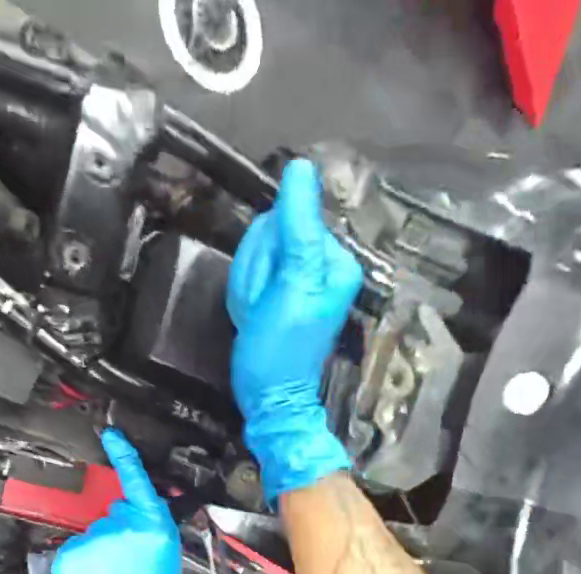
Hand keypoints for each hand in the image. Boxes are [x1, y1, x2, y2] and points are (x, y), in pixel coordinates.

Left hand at [31, 429, 182, 573]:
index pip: (139, 483)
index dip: (125, 456)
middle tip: (126, 569)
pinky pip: (74, 548)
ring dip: (98, 550)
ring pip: (94, 532)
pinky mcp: (70, 550)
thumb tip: (138, 523)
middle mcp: (125, 524)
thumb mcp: (166, 568)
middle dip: (117, 531)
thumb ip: (152, 538)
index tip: (111, 432)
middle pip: (115, 512)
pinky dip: (79, 563)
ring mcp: (95, 536)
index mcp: (156, 529)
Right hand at [228, 159, 365, 498]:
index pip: (287, 217)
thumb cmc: (280, 348)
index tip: (272, 284)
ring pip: (257, 253)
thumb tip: (302, 168)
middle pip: (271, 232)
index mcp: (334, 259)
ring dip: (249, 283)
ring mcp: (300, 279)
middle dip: (259, 267)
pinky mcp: (282, 292)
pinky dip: (246, 294)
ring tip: (258, 313)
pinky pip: (252, 274)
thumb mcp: (291, 286)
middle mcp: (322, 264)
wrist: (268, 396)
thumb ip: (298, 228)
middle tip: (263, 303)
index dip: (268, 248)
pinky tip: (253, 316)